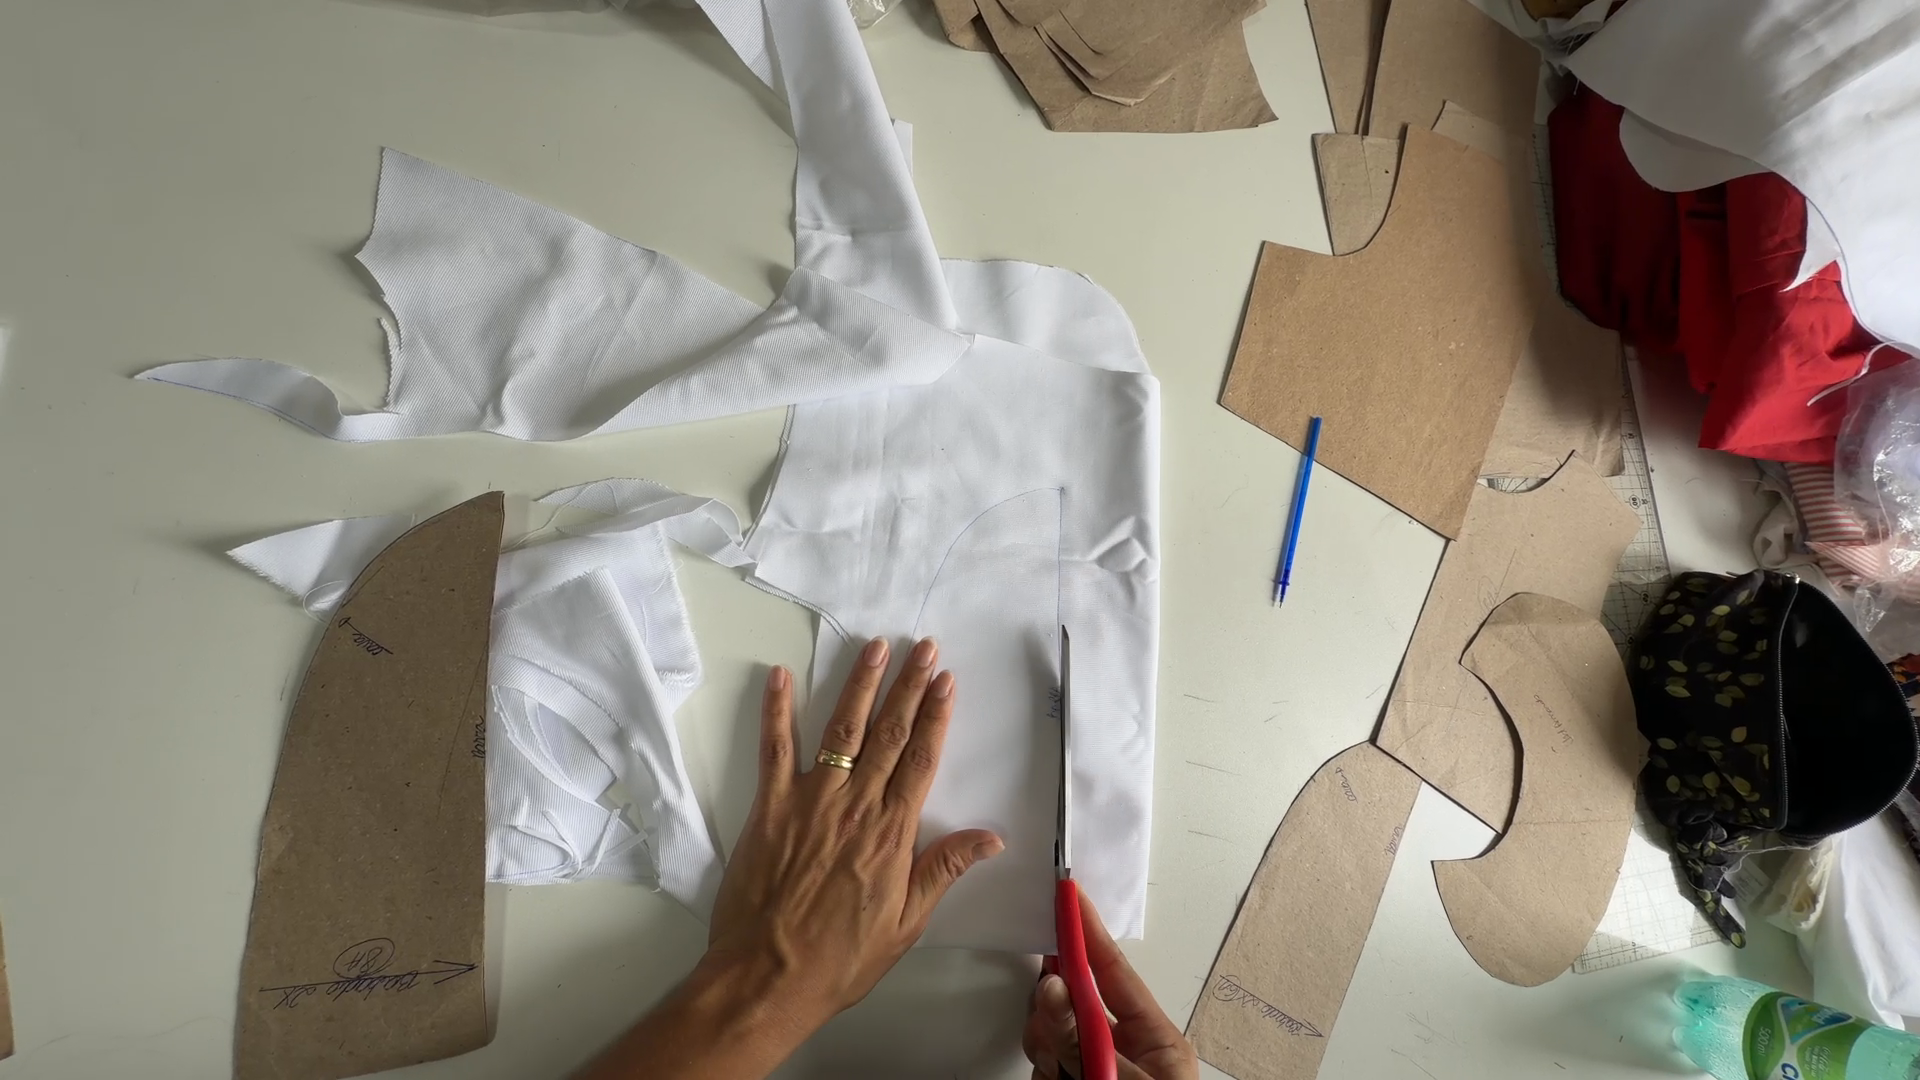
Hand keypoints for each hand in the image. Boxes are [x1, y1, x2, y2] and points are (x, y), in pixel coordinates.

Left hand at [706, 637, 1005, 1032]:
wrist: (766, 979)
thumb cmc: (841, 957)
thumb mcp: (906, 924)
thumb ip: (944, 870)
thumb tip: (992, 837)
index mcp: (891, 831)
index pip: (921, 758)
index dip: (935, 715)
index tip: (945, 680)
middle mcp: (856, 803)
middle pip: (889, 733)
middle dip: (908, 686)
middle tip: (922, 647)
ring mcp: (811, 799)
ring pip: (843, 730)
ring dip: (861, 686)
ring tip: (876, 647)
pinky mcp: (770, 805)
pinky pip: (774, 750)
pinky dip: (776, 711)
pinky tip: (780, 675)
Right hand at [1022, 889, 1197, 1079]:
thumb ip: (1084, 1037)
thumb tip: (1052, 987)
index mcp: (1154, 1039)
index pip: (1114, 970)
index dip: (1088, 929)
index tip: (1068, 892)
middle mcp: (1123, 1049)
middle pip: (1073, 996)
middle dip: (1055, 1003)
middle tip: (1048, 1014)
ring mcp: (1094, 1068)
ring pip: (1050, 1030)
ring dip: (1047, 1046)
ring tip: (1063, 1074)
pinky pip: (1042, 1063)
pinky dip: (1043, 1071)